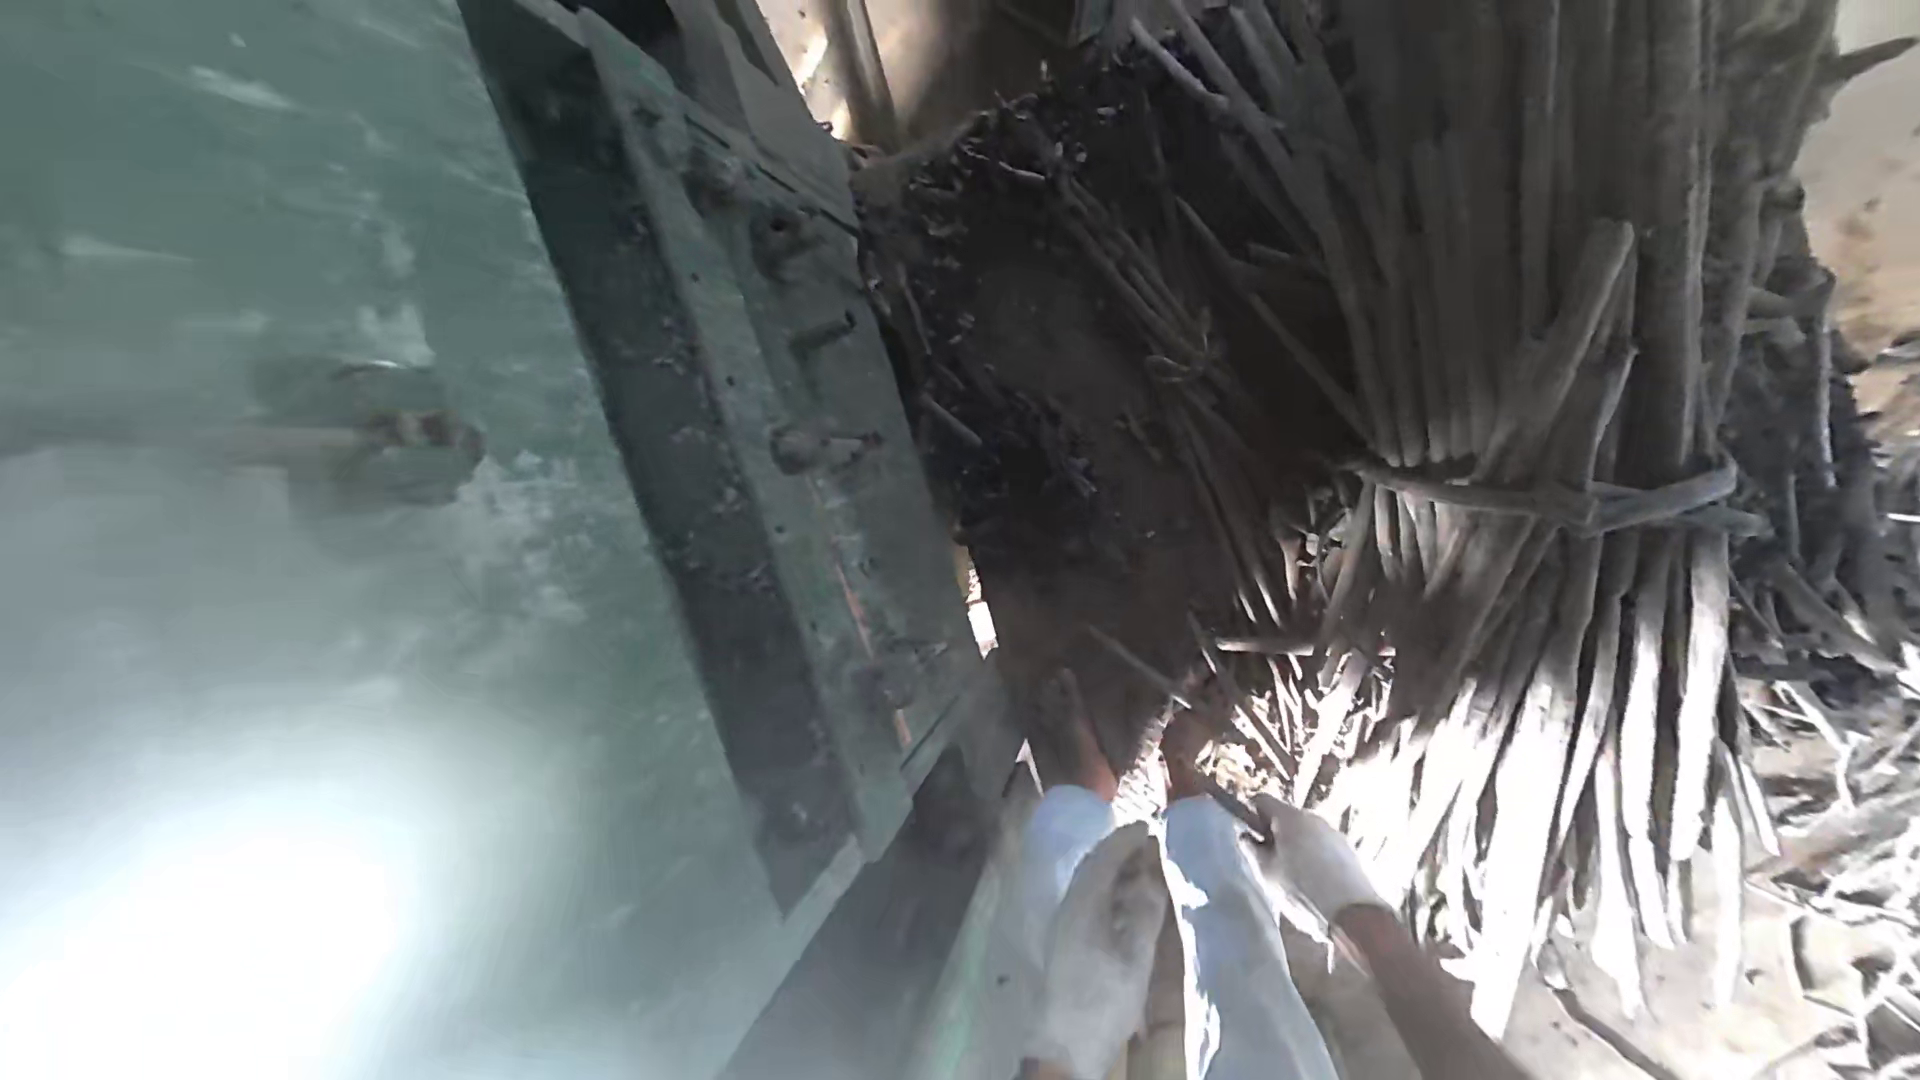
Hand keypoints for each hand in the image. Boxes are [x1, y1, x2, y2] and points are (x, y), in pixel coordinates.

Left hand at [1024, 822, 1168, 1078]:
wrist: (1064, 1045)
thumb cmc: (1101, 1000)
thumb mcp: (1133, 959)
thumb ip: (1144, 914)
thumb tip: (1153, 877)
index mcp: (1083, 901)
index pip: (1104, 856)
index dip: (1127, 839)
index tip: (1148, 826)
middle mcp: (1069, 903)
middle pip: (1095, 865)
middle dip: (1121, 851)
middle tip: (1149, 845)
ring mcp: (1065, 921)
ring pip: (1091, 882)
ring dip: (1116, 871)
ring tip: (1143, 870)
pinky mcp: (1067, 938)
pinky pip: (1090, 899)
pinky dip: (1110, 892)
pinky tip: (1127, 904)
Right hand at [1246, 794, 1386, 936]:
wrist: (1356, 917)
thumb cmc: (1301, 890)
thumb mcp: (1265, 871)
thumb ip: (1250, 848)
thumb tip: (1245, 835)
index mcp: (1288, 816)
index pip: (1260, 799)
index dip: (1250, 815)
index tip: (1252, 838)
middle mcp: (1313, 817)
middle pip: (1285, 816)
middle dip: (1275, 833)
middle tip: (1271, 860)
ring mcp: (1335, 833)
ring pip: (1305, 832)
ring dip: (1296, 845)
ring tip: (1295, 875)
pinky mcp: (1351, 852)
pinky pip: (1323, 847)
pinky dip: (1315, 857)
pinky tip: (1316, 882)